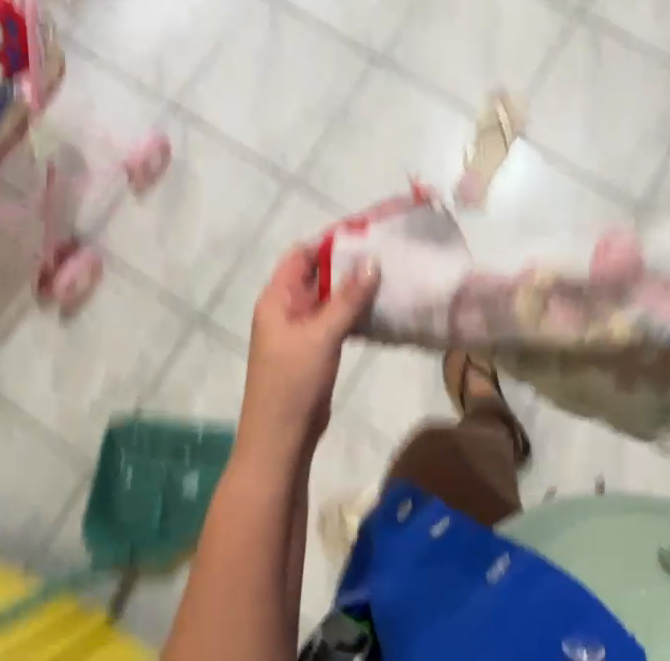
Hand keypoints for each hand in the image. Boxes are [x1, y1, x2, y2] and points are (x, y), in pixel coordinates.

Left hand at [239, 246, 379, 462]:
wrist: (282, 439)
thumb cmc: (293, 382)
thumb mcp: (322, 335)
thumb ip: (347, 298)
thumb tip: (372, 261)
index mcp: (277, 298)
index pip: (302, 255)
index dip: (331, 241)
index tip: (367, 231)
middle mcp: (287, 308)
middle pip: (319, 274)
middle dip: (349, 262)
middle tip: (388, 249)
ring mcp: (302, 329)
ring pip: (331, 297)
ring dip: (356, 287)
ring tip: (392, 272)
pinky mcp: (317, 348)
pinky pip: (338, 319)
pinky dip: (357, 311)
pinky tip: (384, 306)